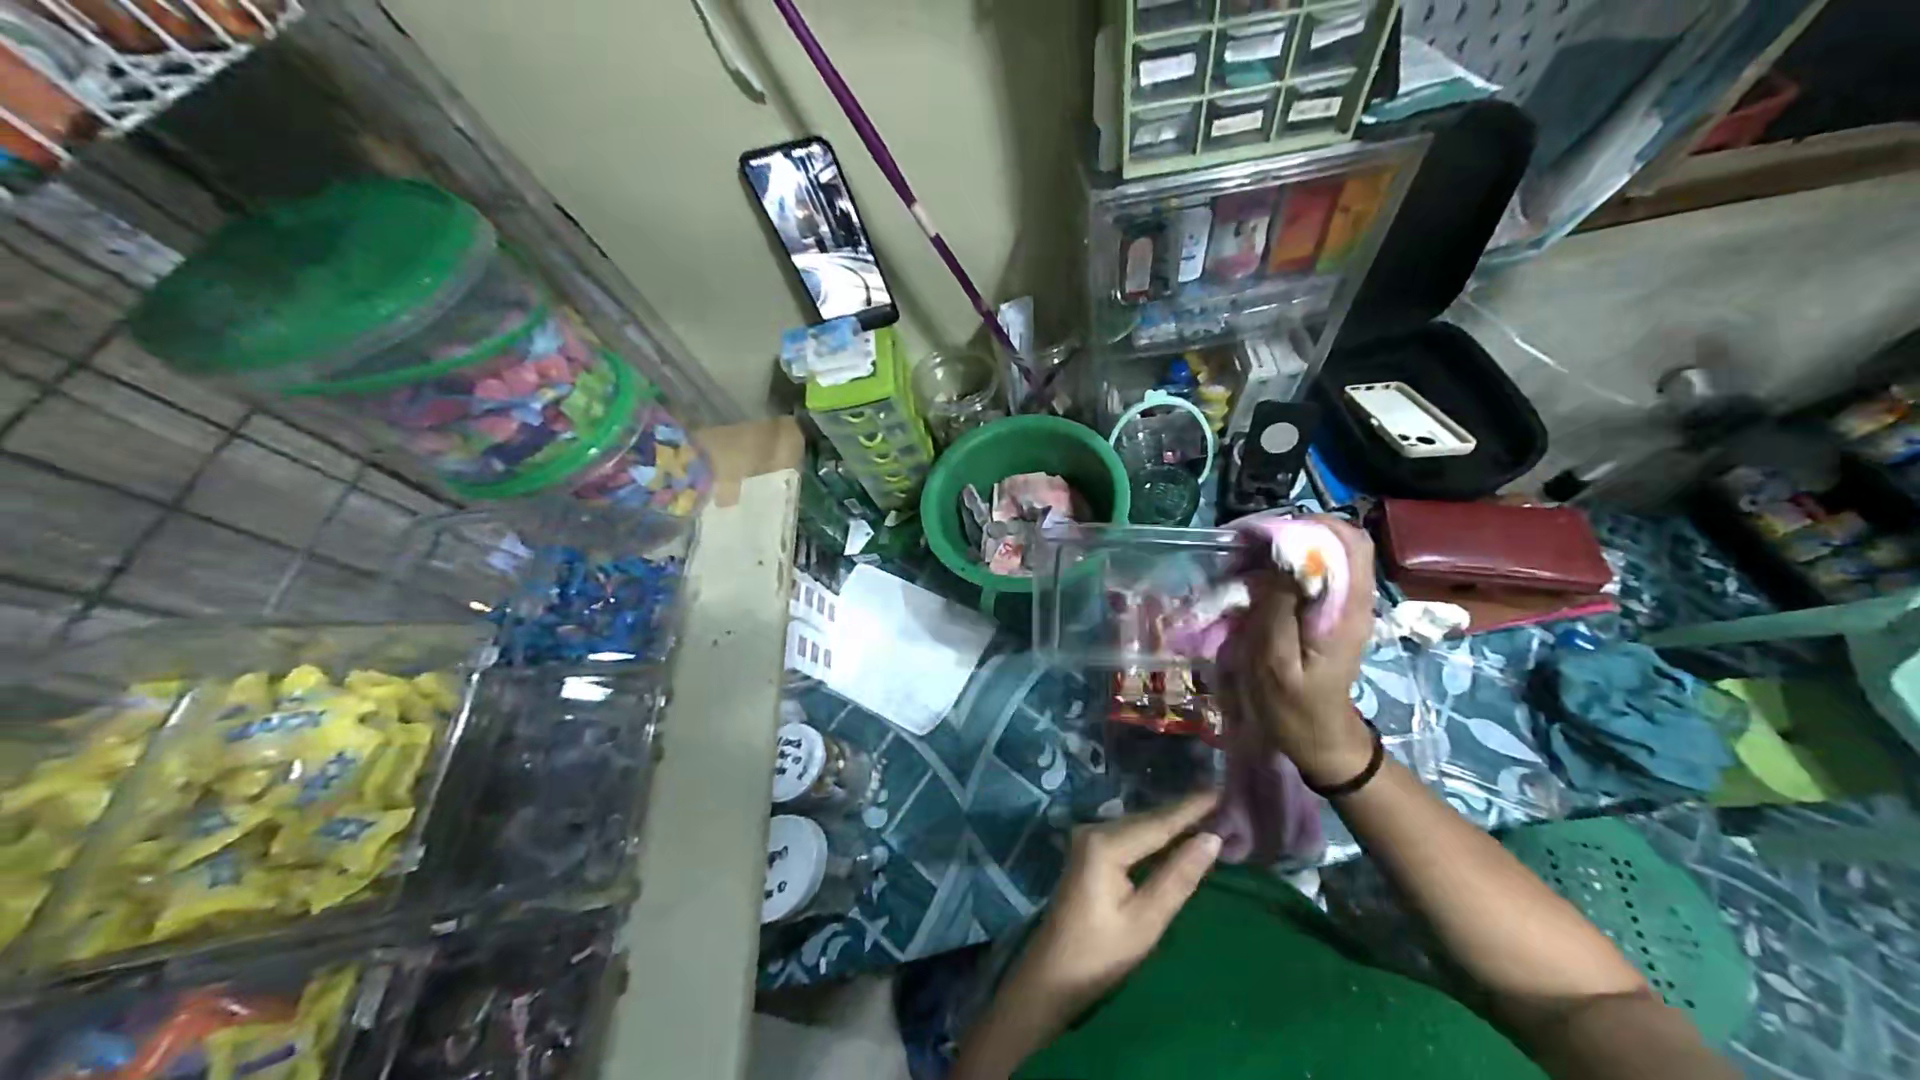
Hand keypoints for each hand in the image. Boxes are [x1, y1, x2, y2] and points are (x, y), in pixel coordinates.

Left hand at [1007, 792, 1221, 1019]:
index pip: (1158, 822)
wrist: (1052, 974)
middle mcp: (1094, 830)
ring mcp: (1088, 839)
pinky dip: (1155, 835)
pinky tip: (1177, 834)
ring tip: (1209, 813)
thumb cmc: (1100, 954)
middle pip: (1148, 819)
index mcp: (1105, 844)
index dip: (1192, 807)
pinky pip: (1129, 836)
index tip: (1222, 789)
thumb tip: (1212, 839)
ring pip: (1139, 825)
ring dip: (1171, 822)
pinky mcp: (1089, 851)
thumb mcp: (1147, 920)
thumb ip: (1178, 876)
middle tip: (1223, 801)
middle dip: (1184, 812)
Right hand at [1228, 516, 1376, 788]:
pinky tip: (1253, 578)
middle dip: (1293, 532)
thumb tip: (1278, 560)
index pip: (1350, 543)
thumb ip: (1278, 607)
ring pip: (1324, 555)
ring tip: (1244, 558)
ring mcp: (1342, 605)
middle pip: (1337, 541)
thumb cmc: (1293, 705)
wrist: (1316, 738)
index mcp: (1347, 608)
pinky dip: (1282, 567)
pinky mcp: (1327, 612)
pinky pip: (1311, 574)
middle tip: (1249, 544)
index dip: (1312, 525)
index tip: (1267, 533)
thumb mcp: (1275, 660)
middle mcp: (1353, 599)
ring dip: (1285, 549)